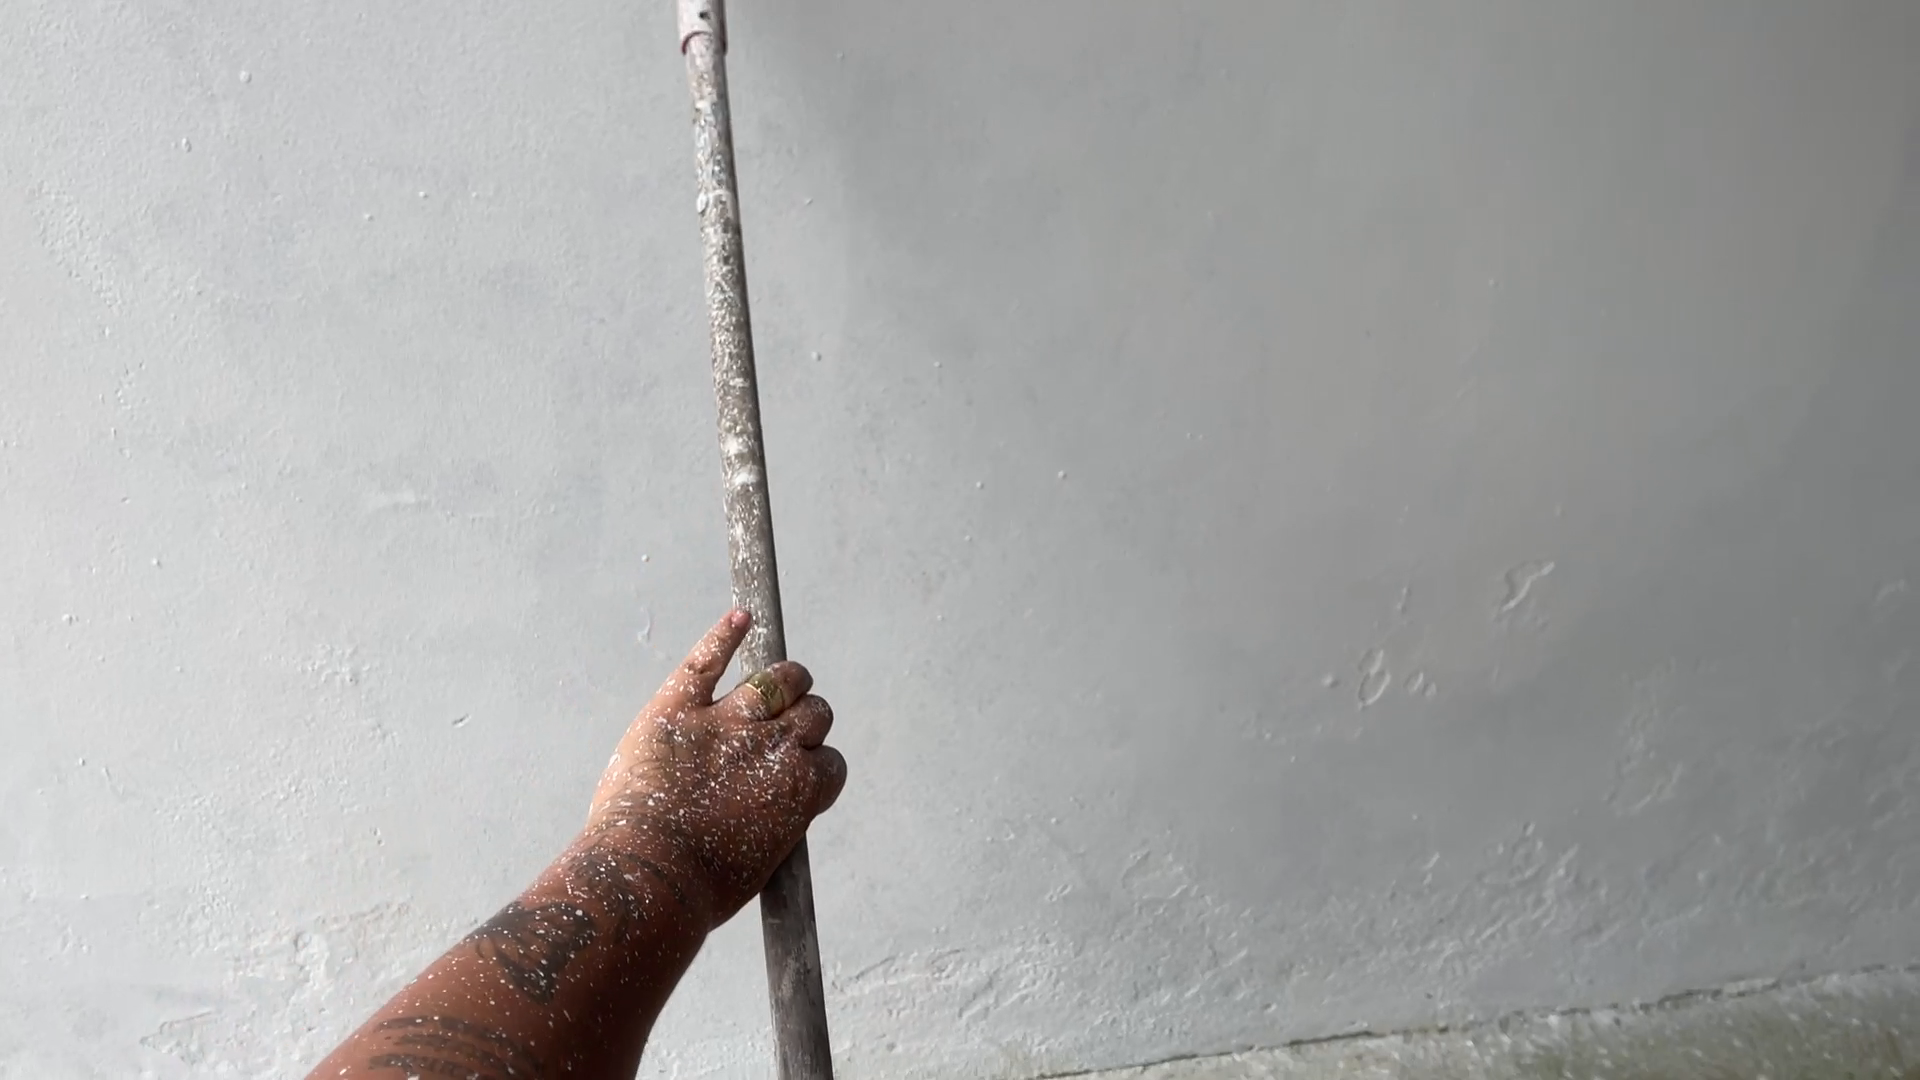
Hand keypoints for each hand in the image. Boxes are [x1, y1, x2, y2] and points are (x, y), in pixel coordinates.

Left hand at [585, 610, 846, 926]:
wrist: (643, 882)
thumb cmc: (700, 887)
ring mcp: (727, 720)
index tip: (800, 775)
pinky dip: (726, 633)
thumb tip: (788, 798)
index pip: (831, 760)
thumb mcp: (764, 859)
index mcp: (801, 787)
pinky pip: (709, 658)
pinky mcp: (678, 707)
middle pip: (814, 712)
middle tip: (784, 732)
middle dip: (806, 721)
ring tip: (774, 686)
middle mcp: (774, 745)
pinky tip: (740, 617)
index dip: (816, 767)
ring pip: (779, 678)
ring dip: (785, 681)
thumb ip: (785, 816)